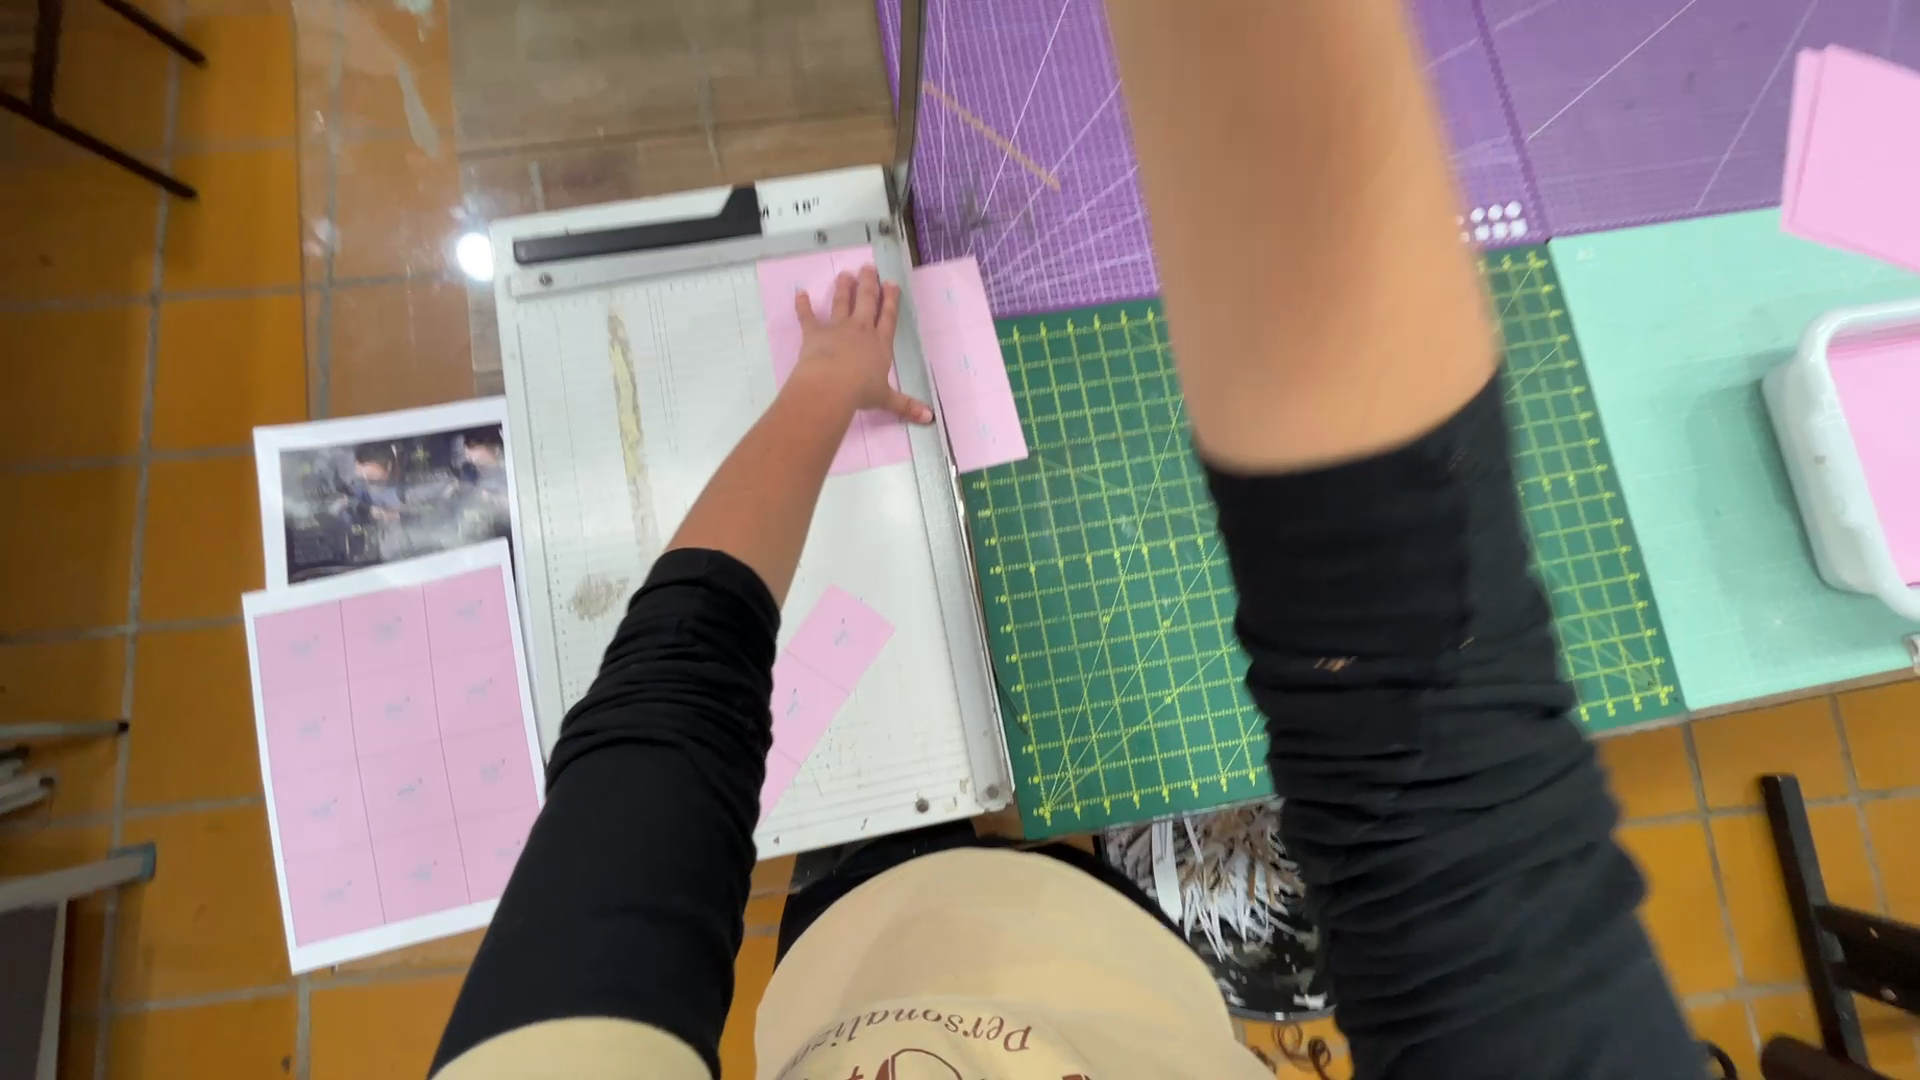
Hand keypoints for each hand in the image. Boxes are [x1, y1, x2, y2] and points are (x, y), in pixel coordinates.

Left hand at [791, 265, 933, 423]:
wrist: (832, 385)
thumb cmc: (862, 391)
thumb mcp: (887, 399)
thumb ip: (906, 406)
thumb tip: (929, 418)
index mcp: (880, 344)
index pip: (888, 318)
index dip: (890, 300)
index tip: (891, 283)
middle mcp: (861, 330)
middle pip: (866, 302)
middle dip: (868, 284)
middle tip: (868, 268)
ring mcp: (837, 329)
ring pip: (841, 303)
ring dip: (843, 288)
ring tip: (845, 275)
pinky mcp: (815, 333)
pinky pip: (807, 316)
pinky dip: (803, 305)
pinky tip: (800, 293)